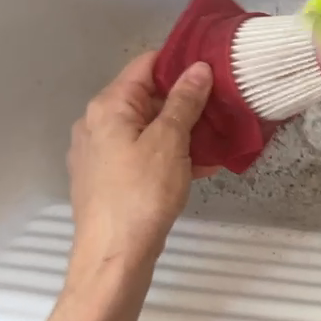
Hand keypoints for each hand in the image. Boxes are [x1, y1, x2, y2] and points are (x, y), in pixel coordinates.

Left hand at [67, 52, 214, 273]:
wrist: (114, 257)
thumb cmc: (141, 194)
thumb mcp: (170, 142)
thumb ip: (184, 102)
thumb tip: (198, 68)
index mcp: (108, 106)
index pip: (146, 65)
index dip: (180, 63)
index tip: (214, 68)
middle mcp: (97, 124)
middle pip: (147, 98)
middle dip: (186, 102)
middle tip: (223, 106)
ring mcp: (100, 153)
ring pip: (148, 129)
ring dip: (183, 132)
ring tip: (218, 141)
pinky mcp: (108, 180)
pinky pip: (143, 155)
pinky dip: (170, 156)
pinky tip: (201, 168)